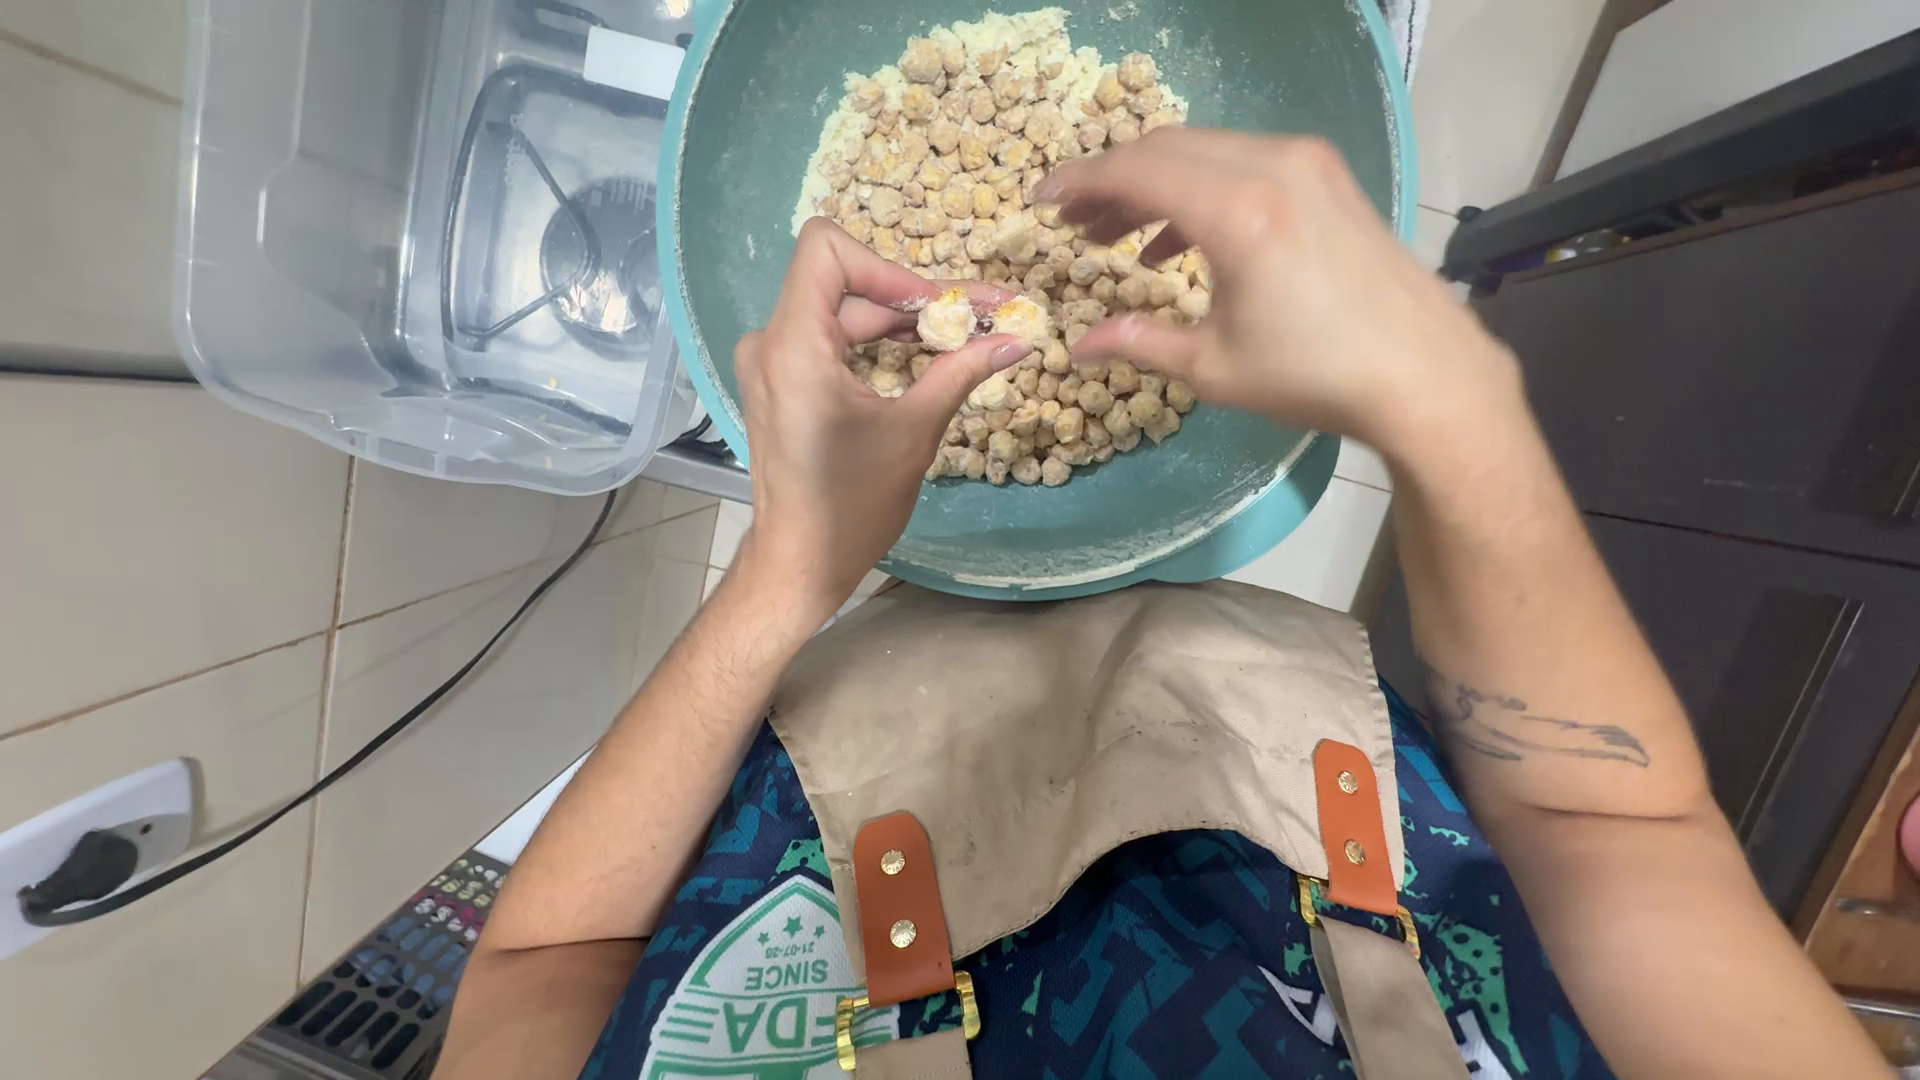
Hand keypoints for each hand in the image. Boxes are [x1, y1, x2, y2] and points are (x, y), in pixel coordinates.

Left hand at [732, 218, 1025, 623]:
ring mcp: (769, 362)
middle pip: (845, 285)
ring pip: (841, 312)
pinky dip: (874, 344)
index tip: (936, 308)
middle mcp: (770, 342)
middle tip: (981, 318)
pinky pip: (829, 341)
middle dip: (914, 300)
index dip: (890, 268)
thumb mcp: (914, 432)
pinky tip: (920, 357)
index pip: (827, 250)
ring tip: (960, 339)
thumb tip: (1018, 338)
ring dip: (899, 322)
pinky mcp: (778, 381)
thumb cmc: (855, 505)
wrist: (802, 560)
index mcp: (794, 348)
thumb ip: (961, 372)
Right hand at [1048, 130, 1521, 455]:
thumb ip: (1139, 344)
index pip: (1137, 171)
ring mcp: (1306, 167)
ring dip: (1151, 188)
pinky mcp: (1325, 181)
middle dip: (1110, 183)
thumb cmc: (1311, 376)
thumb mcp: (1212, 367)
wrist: (1421, 373)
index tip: (1042, 203)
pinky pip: (1240, 166)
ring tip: (1110, 237)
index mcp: (1238, 213)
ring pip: (1204, 153)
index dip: (1079, 182)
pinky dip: (1195, 194)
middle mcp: (1273, 169)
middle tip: (1072, 225)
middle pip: (1166, 149)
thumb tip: (1079, 348)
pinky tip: (1172, 246)